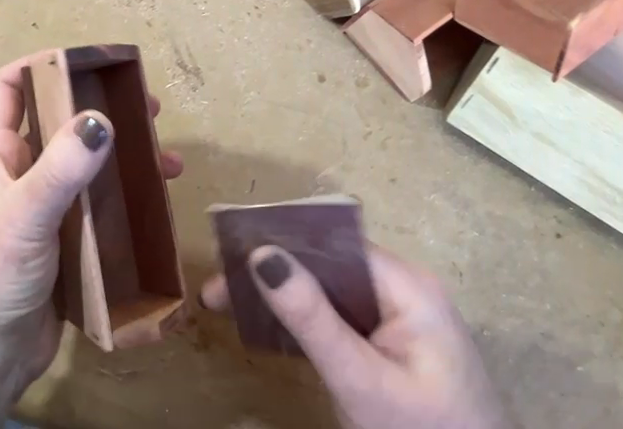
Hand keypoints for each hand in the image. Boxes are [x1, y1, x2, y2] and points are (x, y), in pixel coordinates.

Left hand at [0, 57, 181, 392]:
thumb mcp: (27, 215)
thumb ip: (62, 168)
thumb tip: (100, 119)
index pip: (8, 87)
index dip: (39, 64)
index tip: (85, 58)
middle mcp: (19, 171)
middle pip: (58, 121)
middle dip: (100, 108)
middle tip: (148, 108)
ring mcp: (42, 205)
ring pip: (84, 162)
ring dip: (121, 153)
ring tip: (166, 158)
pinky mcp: (64, 238)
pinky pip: (97, 202)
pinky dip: (124, 194)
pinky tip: (154, 203)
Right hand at [202, 243, 508, 428]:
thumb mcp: (362, 381)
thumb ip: (313, 320)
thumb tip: (261, 254)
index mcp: (408, 285)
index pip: (330, 241)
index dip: (277, 241)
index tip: (225, 254)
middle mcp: (404, 288)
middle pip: (325, 262)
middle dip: (269, 270)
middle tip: (215, 290)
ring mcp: (400, 316)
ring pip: (327, 289)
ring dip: (280, 295)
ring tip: (227, 304)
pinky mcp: (392, 342)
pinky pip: (338, 315)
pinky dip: (302, 319)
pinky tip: (267, 326)